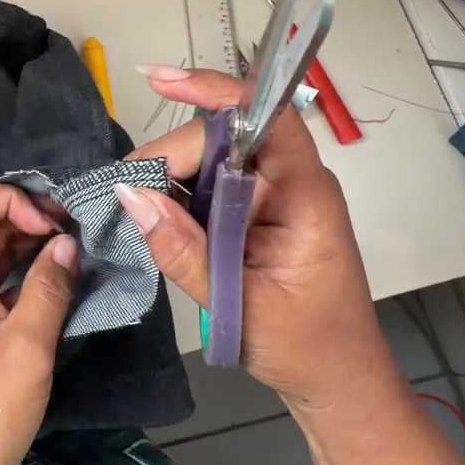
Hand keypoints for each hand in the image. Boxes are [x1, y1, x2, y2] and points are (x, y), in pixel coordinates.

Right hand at [115, 66, 404, 413]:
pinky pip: (207, 182)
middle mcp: (287, 182)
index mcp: (303, 196)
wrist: (338, 384)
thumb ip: (183, 251)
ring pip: (209, 157)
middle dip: (171, 153)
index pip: (265, 118)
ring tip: (130, 199)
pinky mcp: (251, 210)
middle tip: (126, 189)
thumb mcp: (237, 305)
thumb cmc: (306, 348)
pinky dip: (174, 191)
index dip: (214, 91)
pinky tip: (149, 208)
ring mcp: (268, 194)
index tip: (159, 81)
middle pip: (222, 137)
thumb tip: (129, 195)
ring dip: (167, 172)